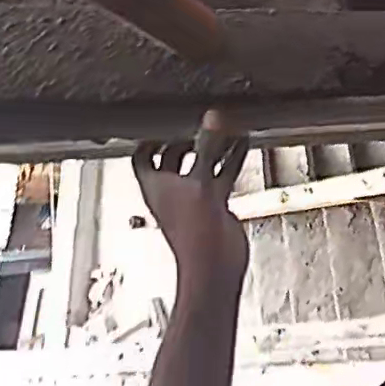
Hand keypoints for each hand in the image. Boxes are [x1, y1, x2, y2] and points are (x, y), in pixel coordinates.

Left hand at [132, 110, 250, 295]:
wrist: (215, 266)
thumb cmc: (194, 233)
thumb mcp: (200, 182)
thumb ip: (207, 147)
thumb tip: (211, 119)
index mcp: (155, 186)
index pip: (143, 157)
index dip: (150, 140)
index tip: (162, 123)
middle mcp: (171, 191)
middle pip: (173, 158)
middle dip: (186, 140)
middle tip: (197, 122)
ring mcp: (193, 198)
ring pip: (201, 164)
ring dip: (212, 147)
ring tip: (225, 126)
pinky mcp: (213, 204)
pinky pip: (220, 175)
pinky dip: (230, 159)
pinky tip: (242, 144)